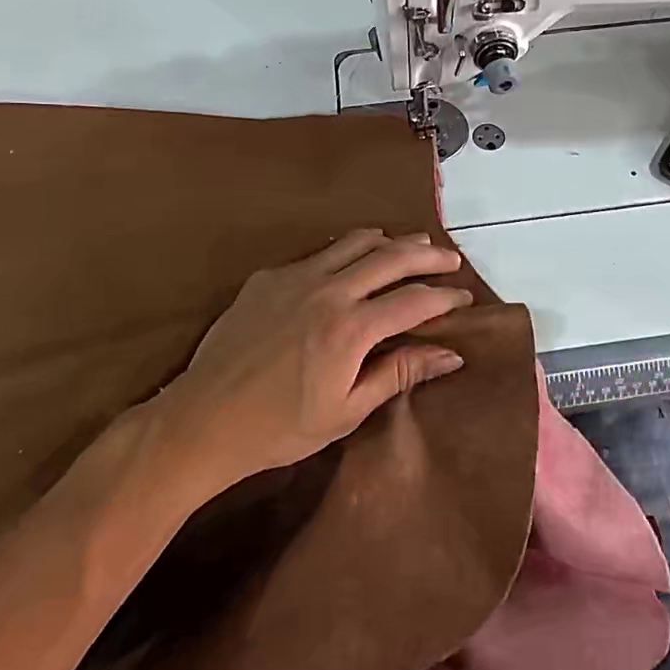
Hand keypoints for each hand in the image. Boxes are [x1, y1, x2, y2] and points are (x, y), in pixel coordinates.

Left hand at [154, 230, 473, 486]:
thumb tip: (451, 355)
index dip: (445, 297)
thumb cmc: (280, 428)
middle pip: (391, 258)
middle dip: (428, 257)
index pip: (414, 301)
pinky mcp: (268, 277)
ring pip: (354, 243)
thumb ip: (399, 374)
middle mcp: (327, 291)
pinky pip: (318, 253)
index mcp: (351, 329)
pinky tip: (353, 260)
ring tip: (412, 245)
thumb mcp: (347, 410)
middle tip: (451, 260)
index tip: (465, 298)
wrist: (204, 419)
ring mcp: (295, 277)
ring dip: (390, 241)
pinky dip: (347, 251)